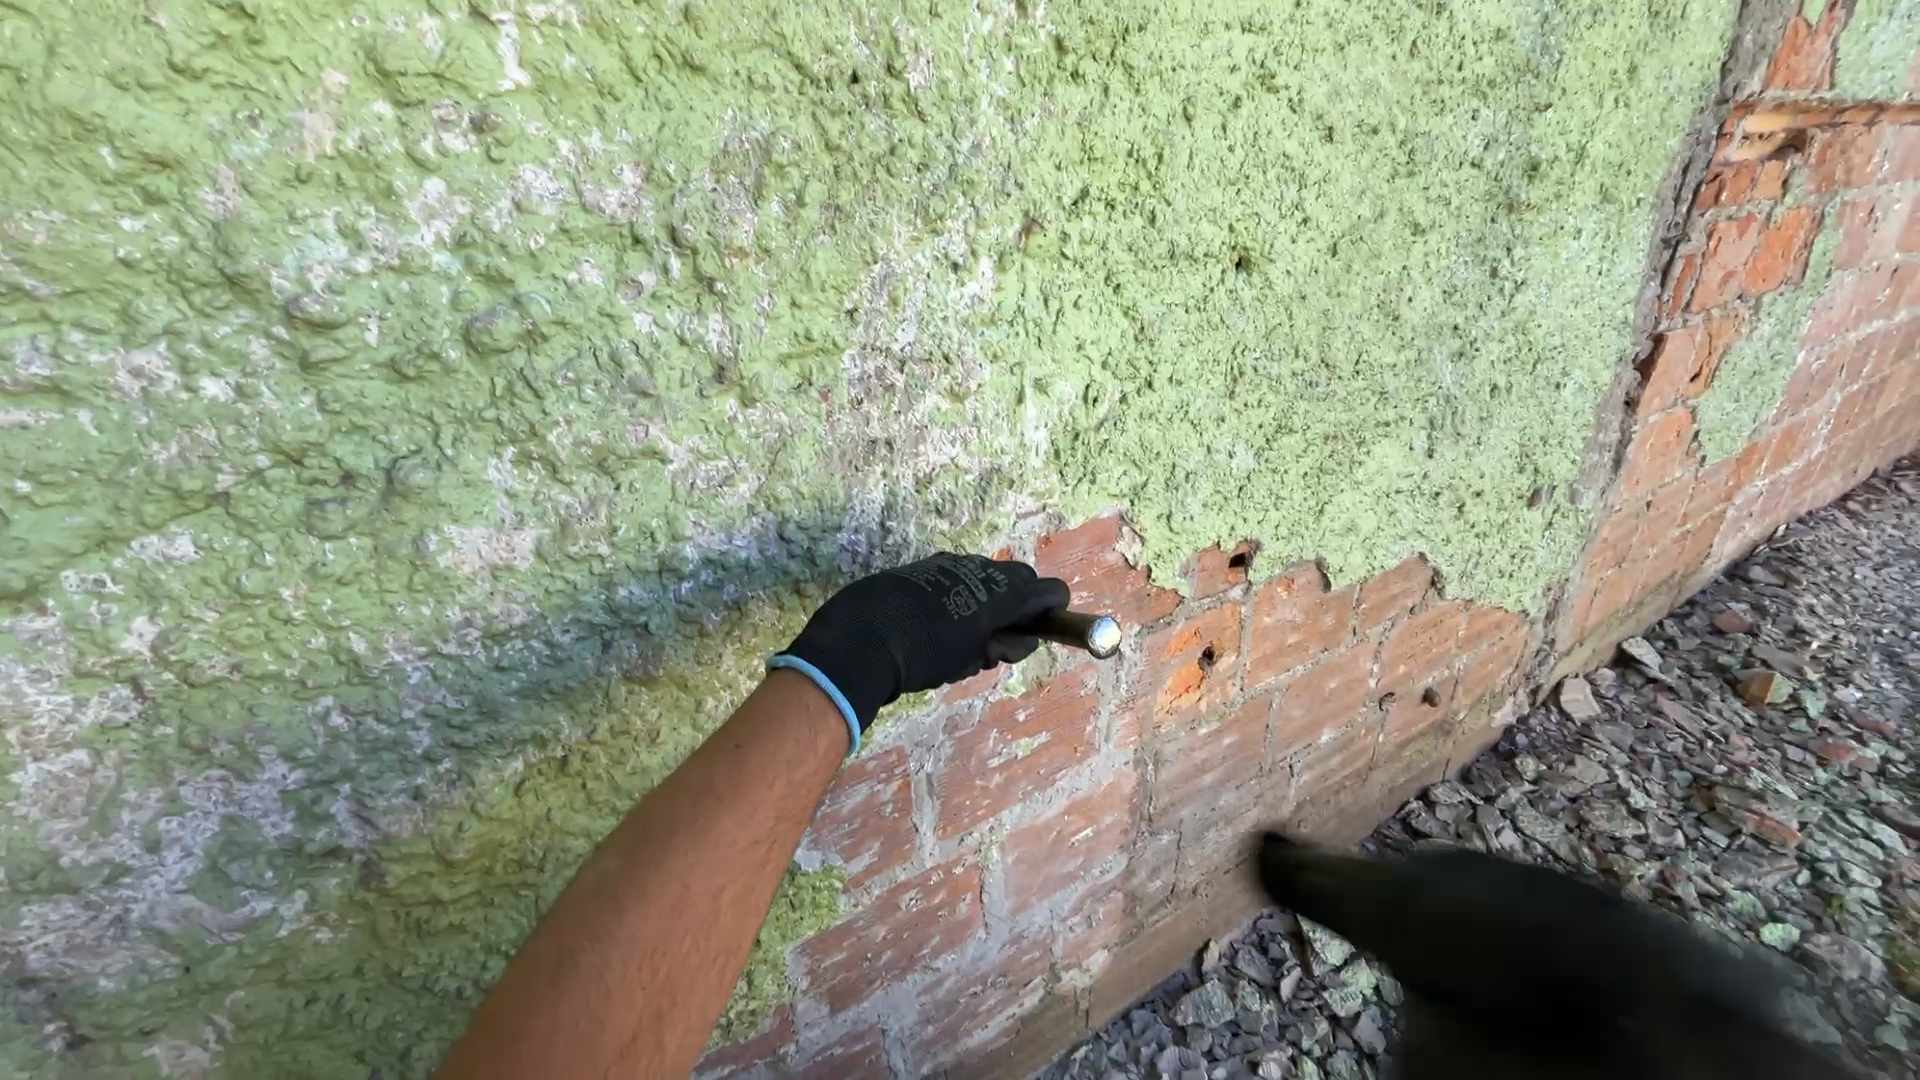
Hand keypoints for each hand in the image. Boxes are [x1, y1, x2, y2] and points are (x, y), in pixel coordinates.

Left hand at [774, 554, 1071, 733]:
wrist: (860, 636)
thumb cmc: (923, 654)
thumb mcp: (971, 658)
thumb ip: (1004, 645)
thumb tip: (1023, 639)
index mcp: (998, 590)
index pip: (1045, 589)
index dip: (1053, 606)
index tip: (1051, 624)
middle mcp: (977, 568)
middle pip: (1016, 578)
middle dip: (1018, 603)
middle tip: (1002, 638)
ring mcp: (947, 563)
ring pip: (983, 577)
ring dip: (986, 600)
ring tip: (965, 637)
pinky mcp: (921, 568)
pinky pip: (954, 578)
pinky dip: (958, 596)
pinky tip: (936, 624)